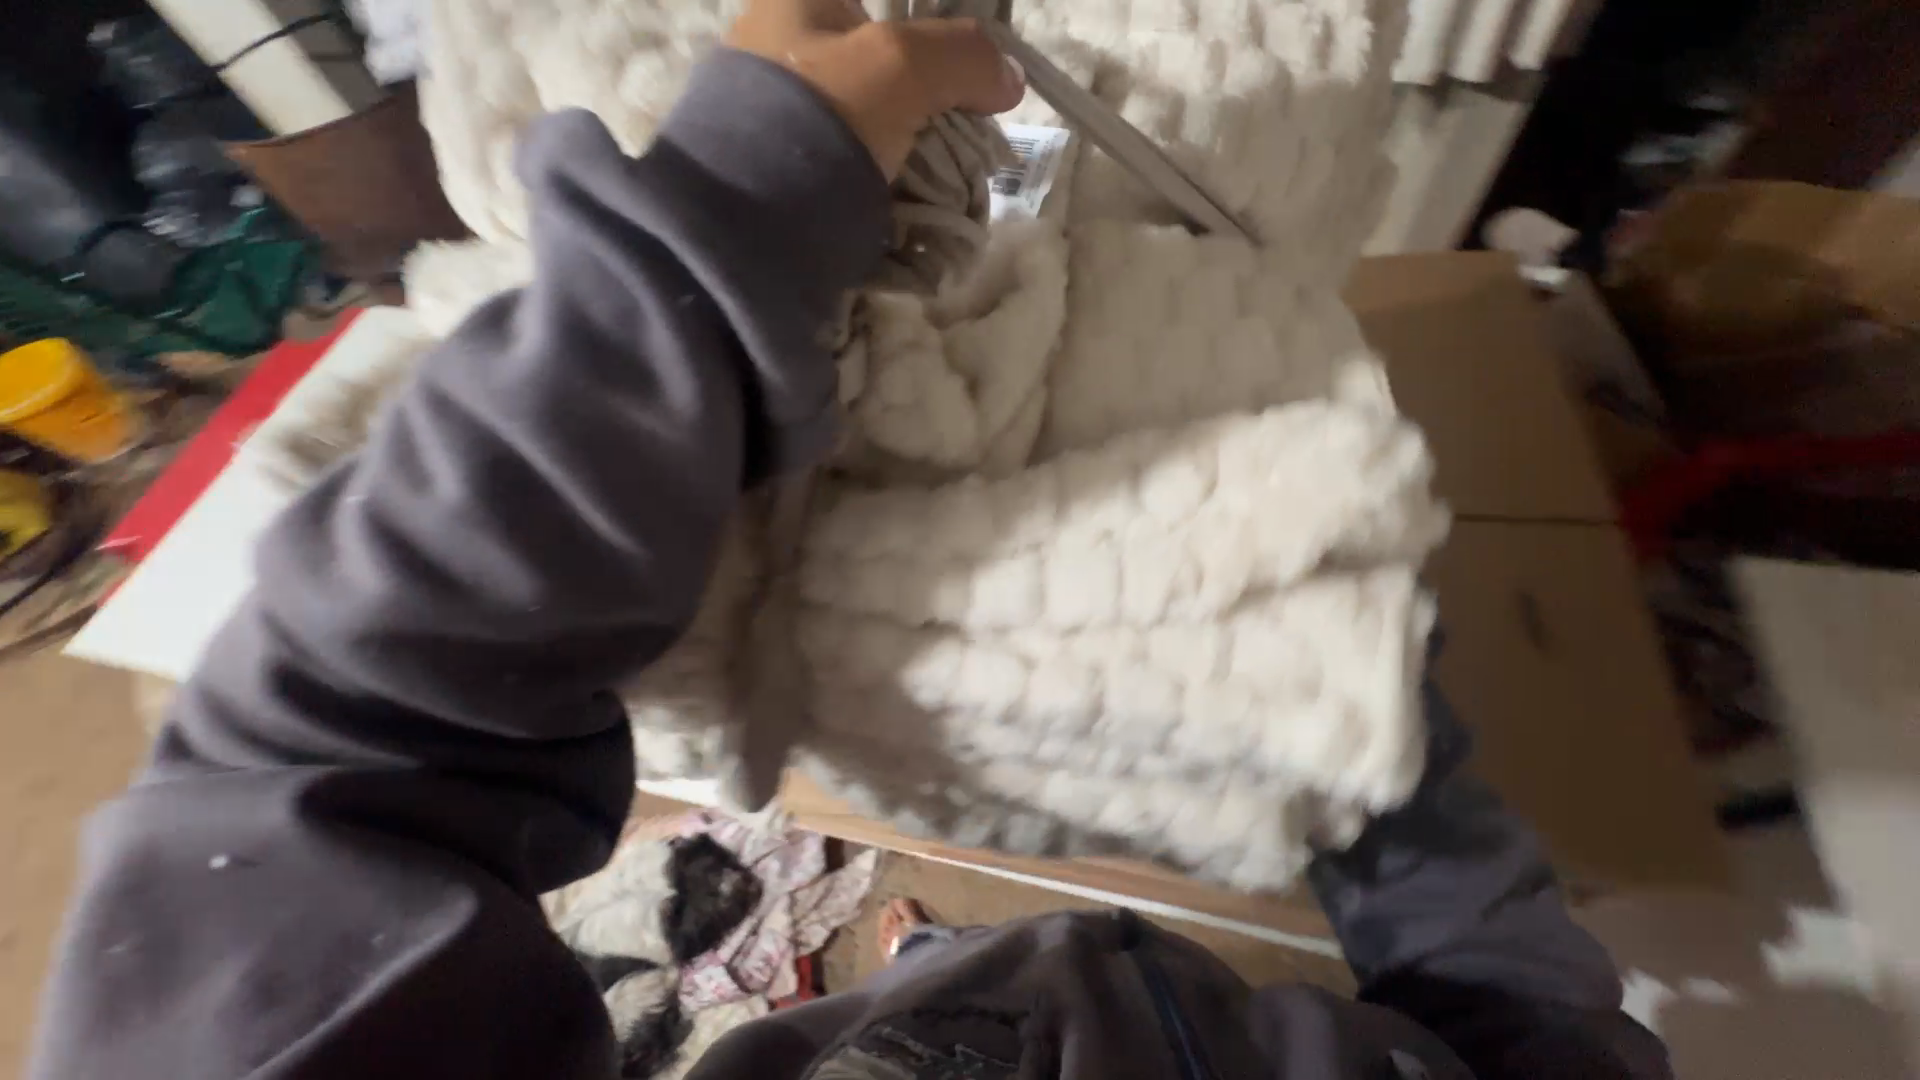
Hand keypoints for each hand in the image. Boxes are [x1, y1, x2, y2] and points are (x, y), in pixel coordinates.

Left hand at [726, 0, 1024, 177]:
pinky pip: (851, 165)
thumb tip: (1009, 78)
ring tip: (938, 187)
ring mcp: (779, 114)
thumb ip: (962, 57)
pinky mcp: (782, 170)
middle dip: (930, 107)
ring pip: (873, 122)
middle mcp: (785, 48)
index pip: (891, 11)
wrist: (748, 219)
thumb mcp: (898, 67)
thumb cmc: (818, 119)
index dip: (938, 42)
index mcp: (800, 0)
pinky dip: (884, 184)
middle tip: (960, 144)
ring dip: (913, 154)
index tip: (972, 85)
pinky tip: (905, 206)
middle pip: (885, 68)